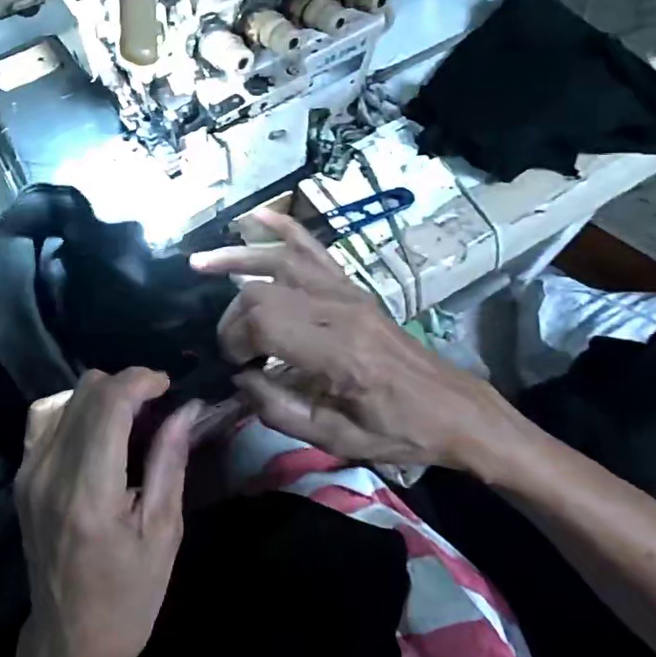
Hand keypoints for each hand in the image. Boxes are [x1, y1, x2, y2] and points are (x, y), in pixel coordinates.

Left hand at [14, 369, 199, 656]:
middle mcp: (50, 471)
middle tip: (157, 406)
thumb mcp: (163, 535)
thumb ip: (170, 462)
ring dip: (102, 395)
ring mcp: (28, 470)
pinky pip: (46, 416)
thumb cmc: (128, 598)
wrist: (69, 639)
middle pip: (86, 391)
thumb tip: (185, 408)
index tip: (167, 385)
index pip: (108, 403)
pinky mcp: (20, 474)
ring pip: (65, 397)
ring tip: (130, 419)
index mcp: (88, 491)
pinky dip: (75, 409)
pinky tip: (96, 429)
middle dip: (126, 385)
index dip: (140, 379)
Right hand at [189, 209, 527, 472]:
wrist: (455, 410)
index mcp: (338, 352)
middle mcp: (339, 310)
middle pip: (263, 292)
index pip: (264, 323)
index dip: (235, 340)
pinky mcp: (351, 286)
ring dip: (237, 259)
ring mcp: (346, 292)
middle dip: (232, 316)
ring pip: (280, 260)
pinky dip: (283, 228)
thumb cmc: (399, 430)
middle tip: (230, 345)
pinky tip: (255, 216)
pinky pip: (313, 247)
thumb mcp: (338, 440)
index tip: (236, 366)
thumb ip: (279, 410)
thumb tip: (240, 378)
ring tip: (200, 264)